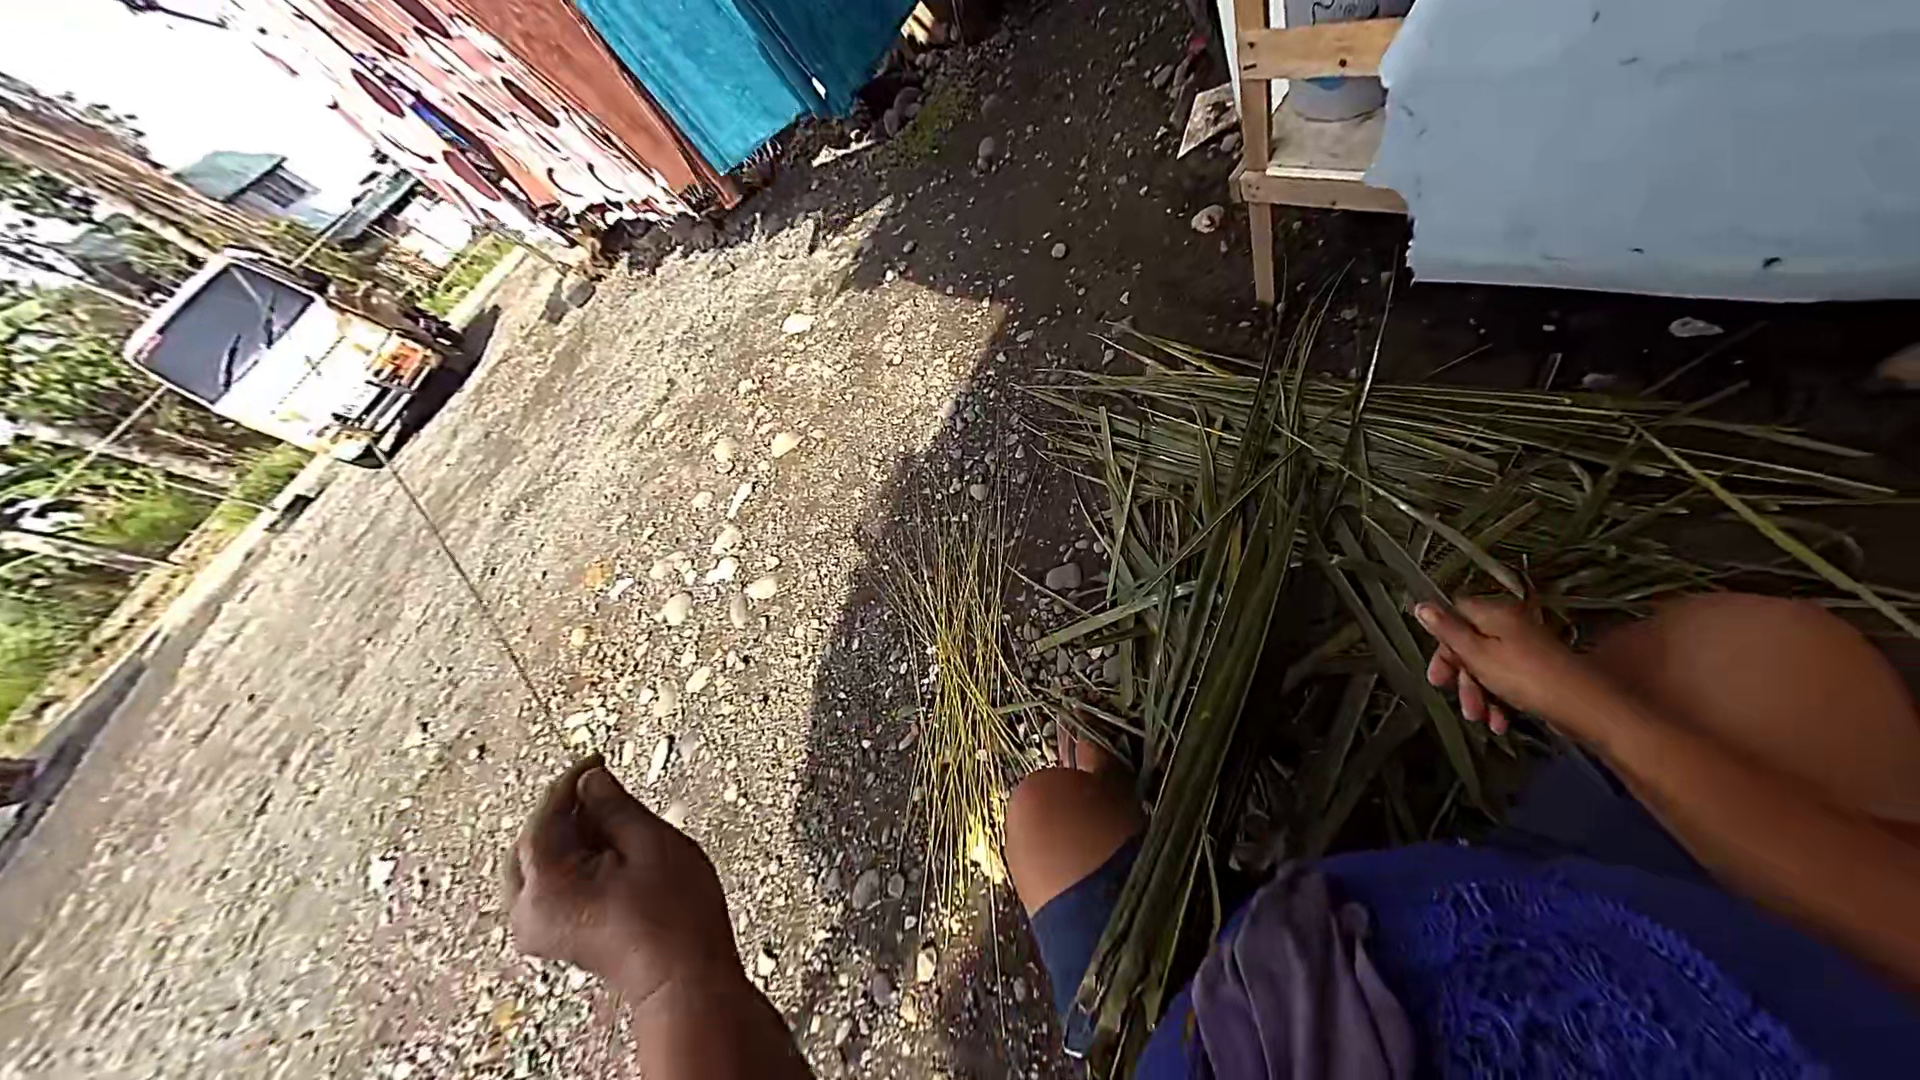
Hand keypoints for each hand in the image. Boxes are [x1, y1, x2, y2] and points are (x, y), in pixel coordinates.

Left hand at [503, 755, 740, 1006]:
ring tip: (611, 811)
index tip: (593, 759)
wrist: (686, 969)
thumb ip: (616, 806)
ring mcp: (540, 927)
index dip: (570, 781)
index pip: (545, 818)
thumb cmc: (675, 915)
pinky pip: (550, 879)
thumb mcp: (651, 841)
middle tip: (600, 782)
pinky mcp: (556, 931)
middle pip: (533, 840)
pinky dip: (574, 853)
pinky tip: (607, 842)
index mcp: (549, 888)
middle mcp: (532, 912)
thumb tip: (593, 780)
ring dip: (571, 830)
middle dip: (565, 807)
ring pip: (540, 860)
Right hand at [1414, 596, 1614, 735]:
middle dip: (1459, 675)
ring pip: (1486, 666)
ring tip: (1479, 717)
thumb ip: (1446, 630)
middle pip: (1468, 643)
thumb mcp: (1476, 653)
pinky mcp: (1538, 672)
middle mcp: (1510, 626)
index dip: (1441, 639)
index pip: (1453, 614)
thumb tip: (1421, 605)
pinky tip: (1499, 721)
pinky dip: (1498, 699)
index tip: (1437, 668)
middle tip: (1450, 694)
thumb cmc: (1525, 677)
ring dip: (1477, 693)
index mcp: (1495, 614)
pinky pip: (1506, 680)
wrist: (1589, 710)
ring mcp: (1526, 650)